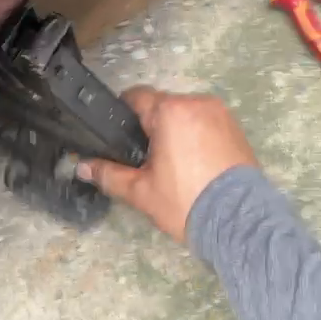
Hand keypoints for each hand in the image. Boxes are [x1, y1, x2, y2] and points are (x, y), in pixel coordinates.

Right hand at [77, 87, 259, 242]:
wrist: (238, 222)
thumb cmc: (185, 202)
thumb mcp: (141, 192)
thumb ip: (109, 175)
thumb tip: (82, 167)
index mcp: (171, 111)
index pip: (136, 97)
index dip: (122, 115)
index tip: (118, 137)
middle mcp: (198, 103)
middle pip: (163, 107)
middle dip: (152, 128)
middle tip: (145, 161)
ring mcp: (221, 115)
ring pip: (186, 116)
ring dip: (175, 133)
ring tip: (172, 167)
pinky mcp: (237, 130)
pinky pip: (207, 126)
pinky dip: (196, 139)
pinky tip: (194, 167)